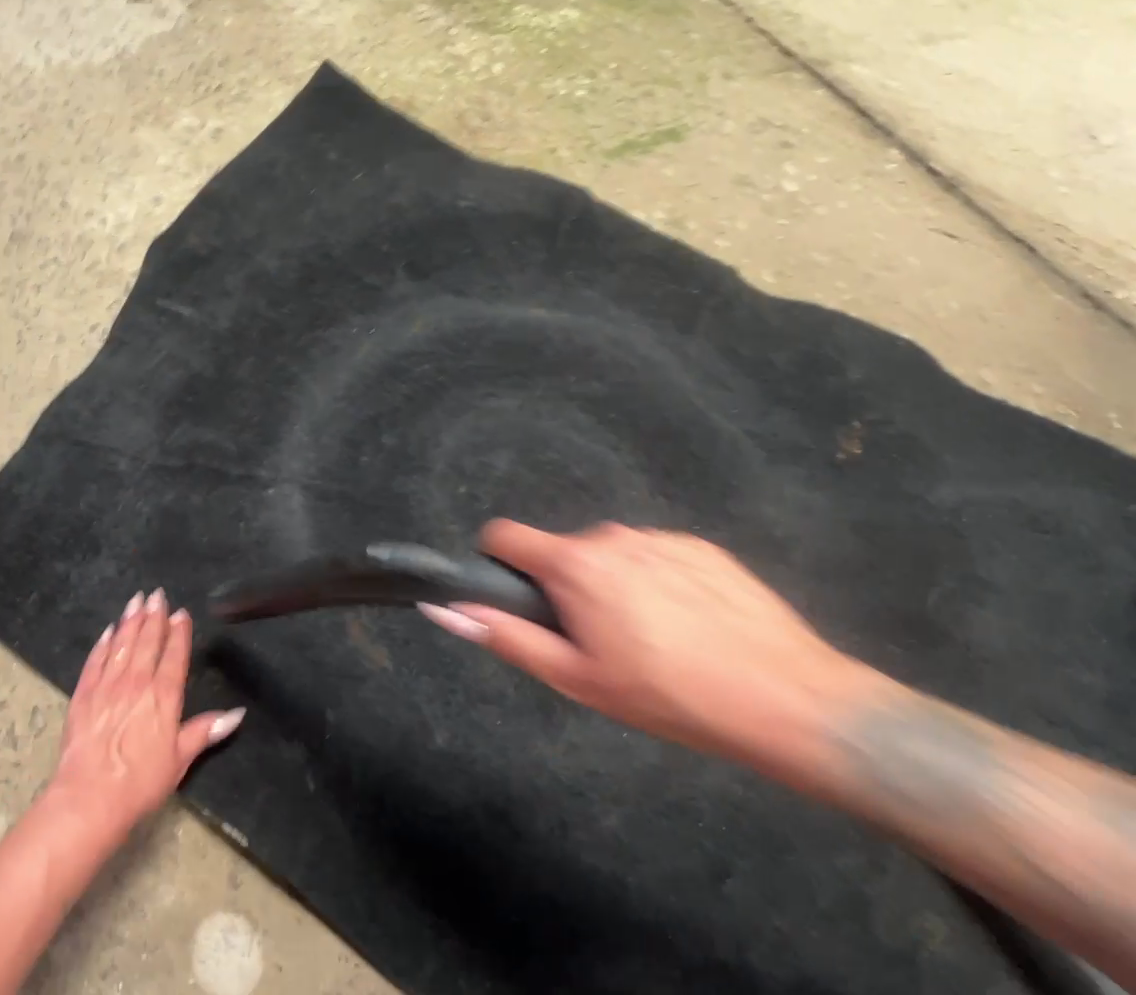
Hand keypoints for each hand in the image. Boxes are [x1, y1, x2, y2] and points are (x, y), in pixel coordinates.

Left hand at [46, 589, 245, 838]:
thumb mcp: (180, 759)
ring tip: (136, 600)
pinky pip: (94, 661)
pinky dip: (102, 644)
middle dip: (153, 617)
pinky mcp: (82, 694)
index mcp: (164, 697)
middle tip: (157, 595)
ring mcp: (106, 686)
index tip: (181, 613)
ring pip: (121, 644)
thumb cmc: (141, 782)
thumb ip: (205, 731)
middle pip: (147, 642)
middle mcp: (136, 683)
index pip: (174, 656)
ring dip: (130, 621)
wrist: (90, 796)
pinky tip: (108, 632)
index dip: (179, 633)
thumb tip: (237, 714)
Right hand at [418, 520, 874, 766]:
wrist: (789, 700)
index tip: (518, 602)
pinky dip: (654, 584)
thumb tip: (445, 609)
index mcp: (574, 564)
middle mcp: (614, 536)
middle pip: (562, 552)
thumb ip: (505, 636)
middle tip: (594, 644)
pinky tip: (687, 629)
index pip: (504, 534)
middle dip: (563, 587)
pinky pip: (656, 558)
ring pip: (610, 556)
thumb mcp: (574, 678)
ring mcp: (664, 538)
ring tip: (649, 642)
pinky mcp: (705, 549)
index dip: (497, 564)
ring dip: (610, 586)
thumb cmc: (666, 695)